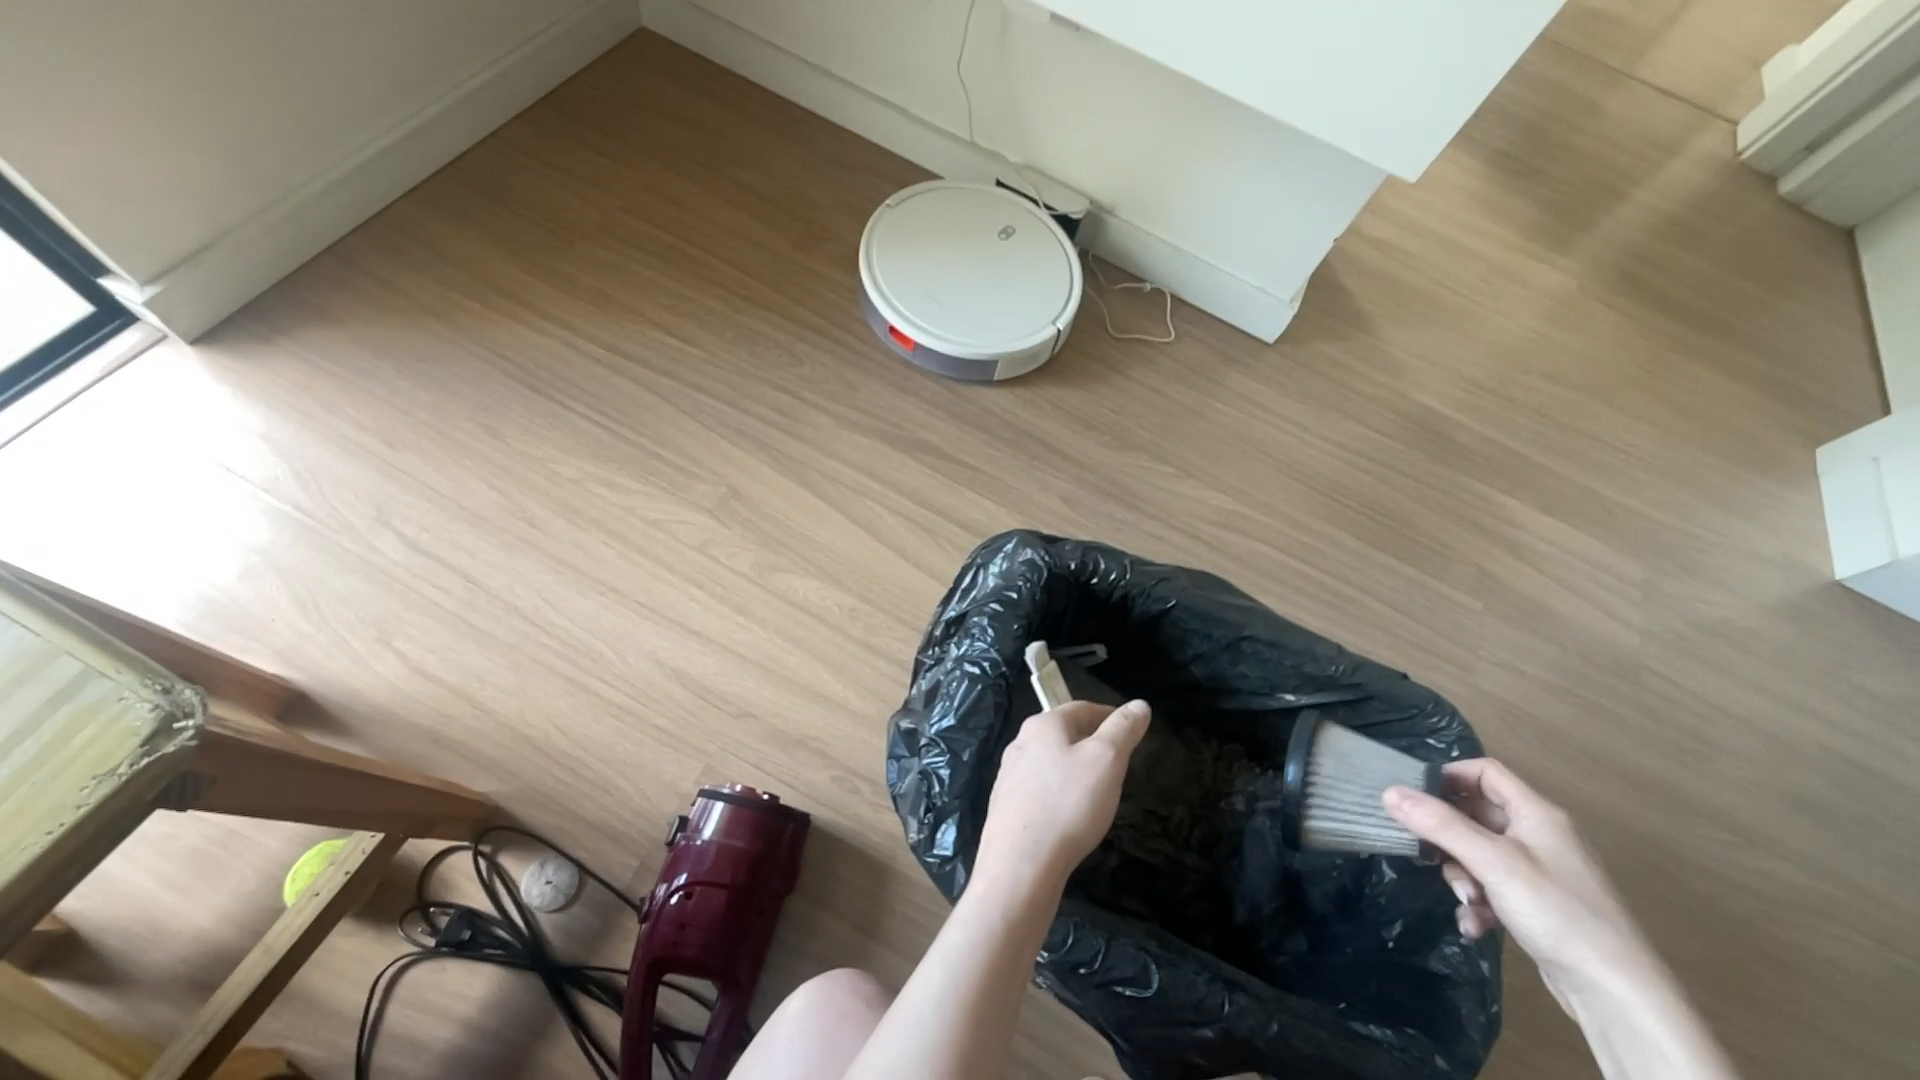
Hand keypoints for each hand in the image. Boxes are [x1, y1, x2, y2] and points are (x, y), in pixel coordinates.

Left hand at [975, 700, 1150, 891]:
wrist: (1020, 864)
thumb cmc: (1068, 805)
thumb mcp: (1106, 761)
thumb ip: (1123, 730)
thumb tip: (1139, 704)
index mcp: (1043, 725)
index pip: (1082, 708)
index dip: (1110, 716)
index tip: (1131, 731)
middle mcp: (1020, 743)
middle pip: (1063, 734)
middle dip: (1092, 743)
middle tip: (1119, 762)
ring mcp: (1008, 775)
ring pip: (1050, 762)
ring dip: (1074, 769)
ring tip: (1097, 790)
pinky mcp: (1005, 806)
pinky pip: (1039, 789)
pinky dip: (1058, 793)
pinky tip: (1069, 816)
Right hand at [1384, 759, 1654, 1005]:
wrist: (1613, 988)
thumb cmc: (1556, 911)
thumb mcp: (1491, 862)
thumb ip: (1440, 825)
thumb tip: (1389, 792)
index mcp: (1537, 813)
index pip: (1485, 772)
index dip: (1448, 777)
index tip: (1412, 797)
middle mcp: (1540, 835)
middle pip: (1477, 816)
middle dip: (1449, 838)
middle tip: (1430, 856)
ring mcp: (1540, 871)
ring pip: (1480, 855)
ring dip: (1463, 876)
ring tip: (1466, 900)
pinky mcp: (1537, 904)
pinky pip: (1493, 888)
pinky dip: (1479, 903)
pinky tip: (1475, 926)